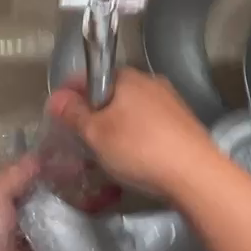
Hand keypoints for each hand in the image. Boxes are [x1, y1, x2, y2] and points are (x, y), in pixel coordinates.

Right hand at [46, 69, 223, 202]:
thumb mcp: (96, 134)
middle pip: (111, 92)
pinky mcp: (183, 122)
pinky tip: (136, 156)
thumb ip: (73, 113)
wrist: (196, 175)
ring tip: (107, 151)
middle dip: (93, 111)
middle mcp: (150, 82)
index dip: (69, 94)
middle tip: (81, 138)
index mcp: (127, 77)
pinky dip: (137, 135)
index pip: (89, 76)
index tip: (59, 116)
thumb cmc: (139, 149)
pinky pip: (150, 123)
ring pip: (131, 109)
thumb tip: (55, 97)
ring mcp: (170, 101)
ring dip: (116, 124)